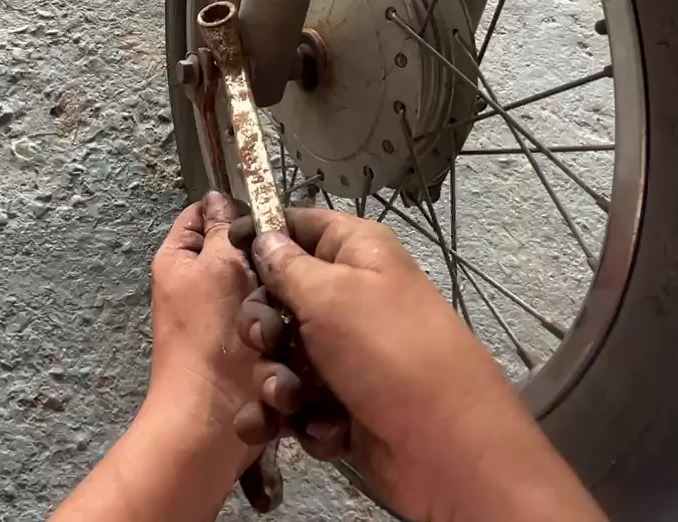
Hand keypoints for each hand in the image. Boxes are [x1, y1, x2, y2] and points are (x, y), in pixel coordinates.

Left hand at [145, 192, 287, 469]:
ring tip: (284, 307)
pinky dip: (275, 324)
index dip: (233, 211)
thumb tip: (216, 195)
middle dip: (260, 258)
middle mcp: (193, 284)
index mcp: (177, 258)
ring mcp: (216, 317)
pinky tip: (290, 331)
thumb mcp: (219, 266)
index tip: (268, 221)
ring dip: (272, 295)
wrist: (213, 419)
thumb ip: (222, 227)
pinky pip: (263, 320)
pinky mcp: (237, 345)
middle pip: (235, 251)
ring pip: (256, 286)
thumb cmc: (211, 335)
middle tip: (281, 267)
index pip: (203, 214)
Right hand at [234, 209, 602, 521]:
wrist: (449, 451)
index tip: (229, 253)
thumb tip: (263, 235)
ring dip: (276, 380)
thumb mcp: (330, 294)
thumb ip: (285, 264)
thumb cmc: (387, 350)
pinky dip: (300, 417)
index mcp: (354, 252)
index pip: (298, 225)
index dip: (262, 235)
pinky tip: (314, 429)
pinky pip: (301, 399)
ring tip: (288, 402)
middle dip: (263, 325)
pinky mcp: (344, 402)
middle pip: (280, 296)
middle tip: (265, 342)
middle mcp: (349, 295)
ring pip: (284, 354)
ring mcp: (346, 352)